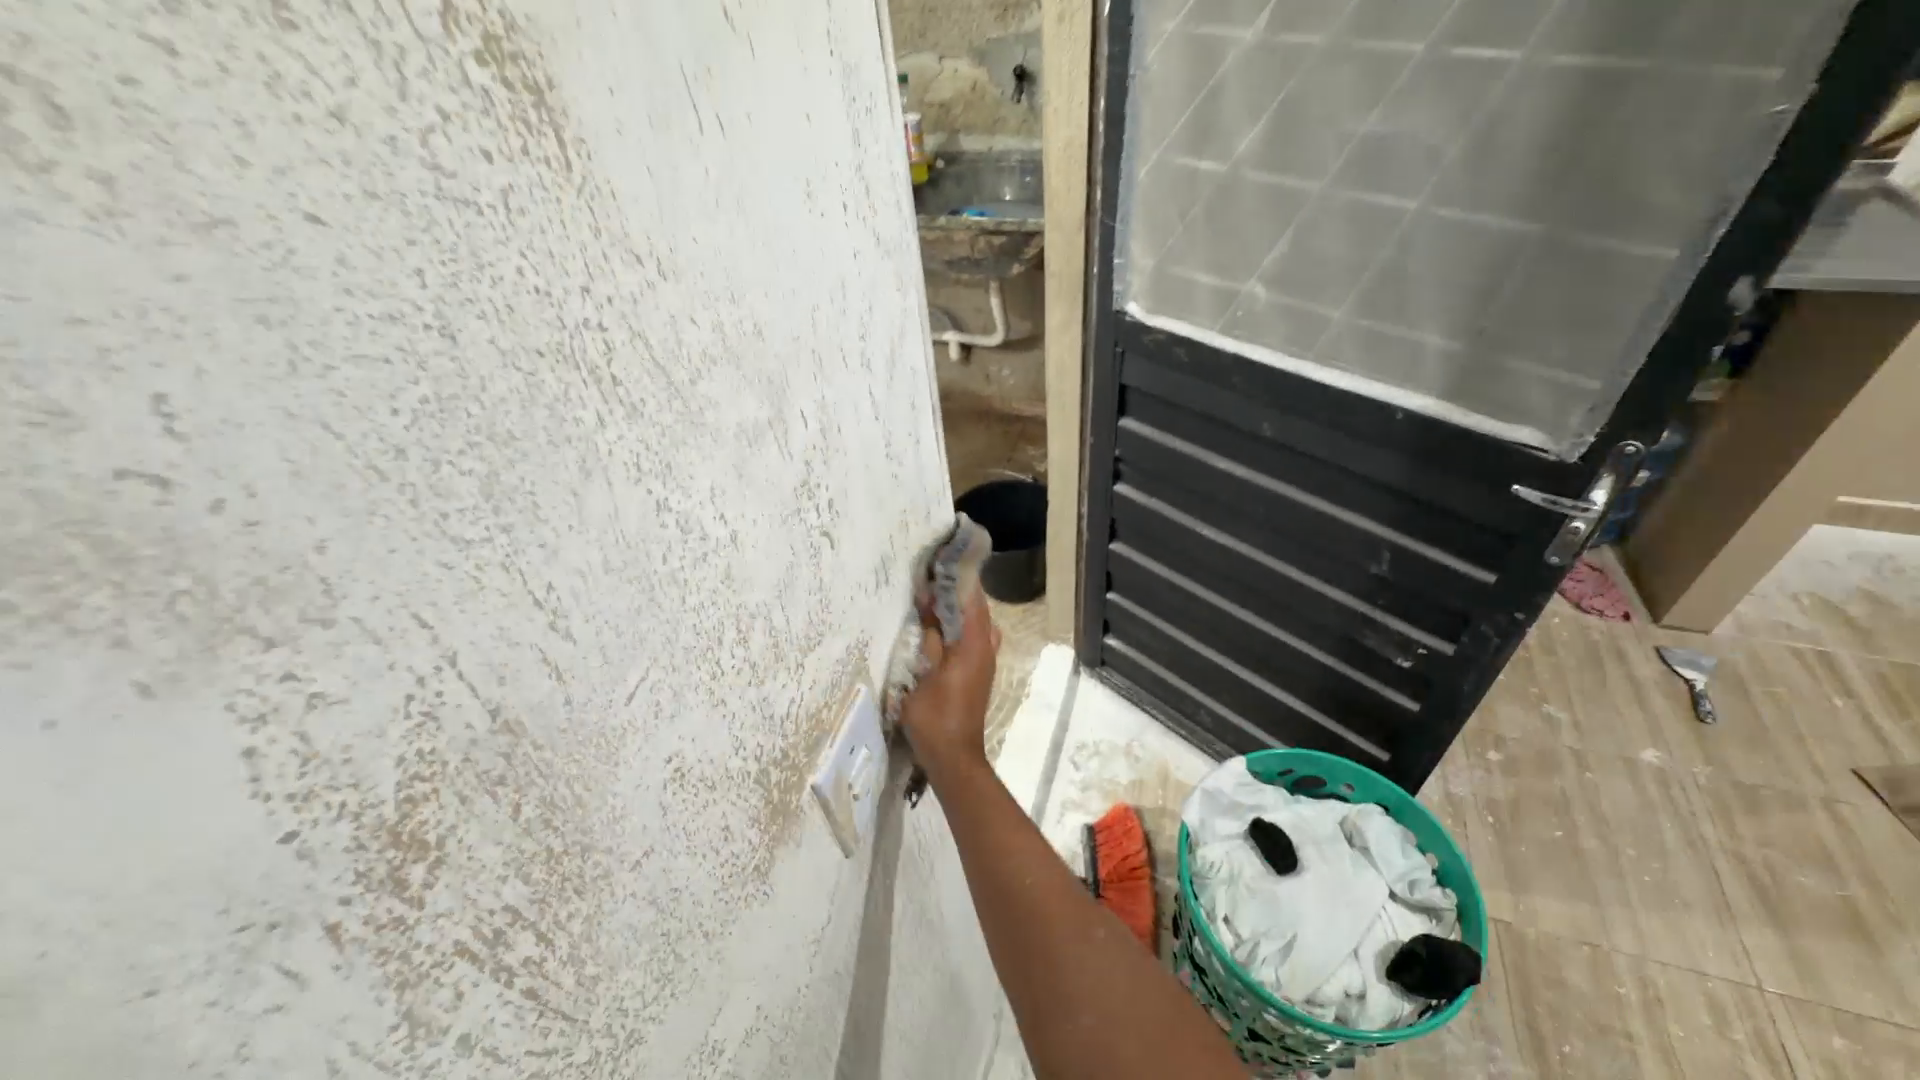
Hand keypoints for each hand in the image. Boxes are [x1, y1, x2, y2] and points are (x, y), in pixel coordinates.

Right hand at [900, 588, 1000, 776]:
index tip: (942, 562)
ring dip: (959, 611)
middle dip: (958, 593)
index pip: (973, 601)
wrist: (954, 758)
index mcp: (974, 647)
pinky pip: (972, 640)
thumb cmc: (936, 719)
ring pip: (977, 626)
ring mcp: (985, 664)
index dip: (960, 580)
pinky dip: (959, 628)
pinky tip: (939, 630)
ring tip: (934, 601)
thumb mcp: (924, 677)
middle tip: (933, 579)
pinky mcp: (978, 675)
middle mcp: (986, 651)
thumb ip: (930, 641)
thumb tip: (932, 609)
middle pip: (978, 611)